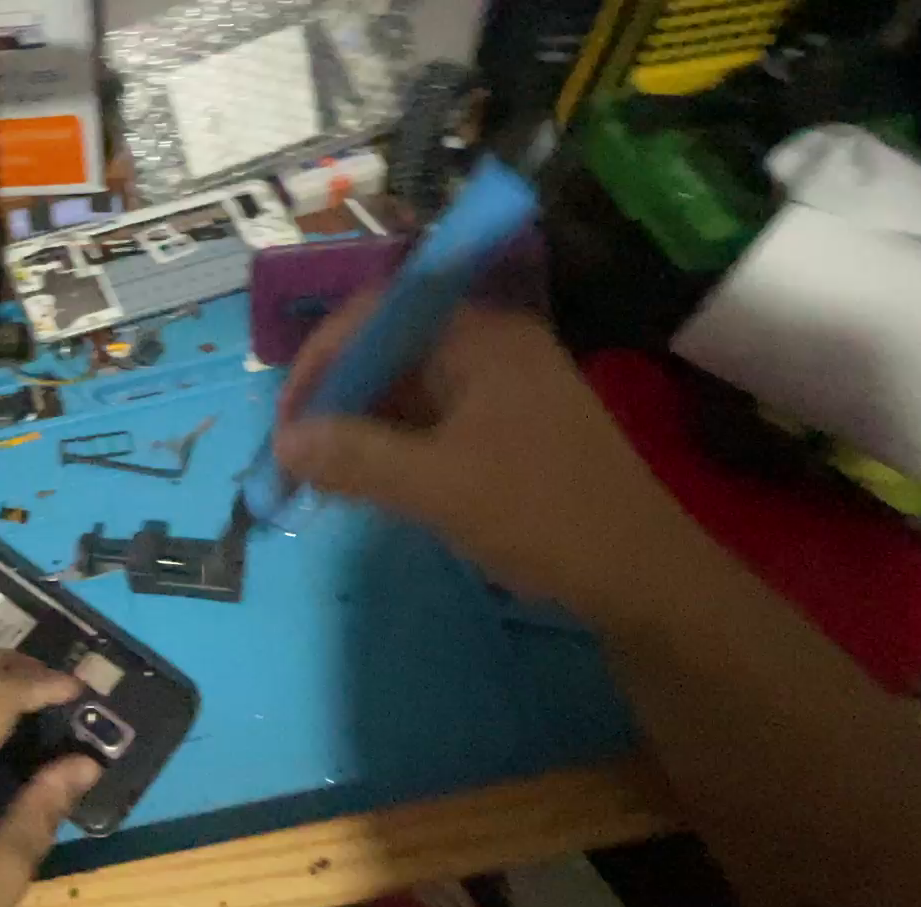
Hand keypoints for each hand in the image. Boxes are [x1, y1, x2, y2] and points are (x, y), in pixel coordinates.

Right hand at [273, 299, 707, 621]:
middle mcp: (487, 349)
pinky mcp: (497, 428)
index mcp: (481, 338)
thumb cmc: (542, 517)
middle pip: (386, 351)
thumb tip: (282, 444)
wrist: (638, 577)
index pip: (377, 315)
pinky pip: (423, 422)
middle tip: (295, 454)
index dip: (320, 359)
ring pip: (401, 391)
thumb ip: (354, 458)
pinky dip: (384, 447)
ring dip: (354, 427)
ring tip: (317, 473)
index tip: (288, 420)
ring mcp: (495, 389)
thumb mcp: (437, 487)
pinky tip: (361, 482)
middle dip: (332, 399)